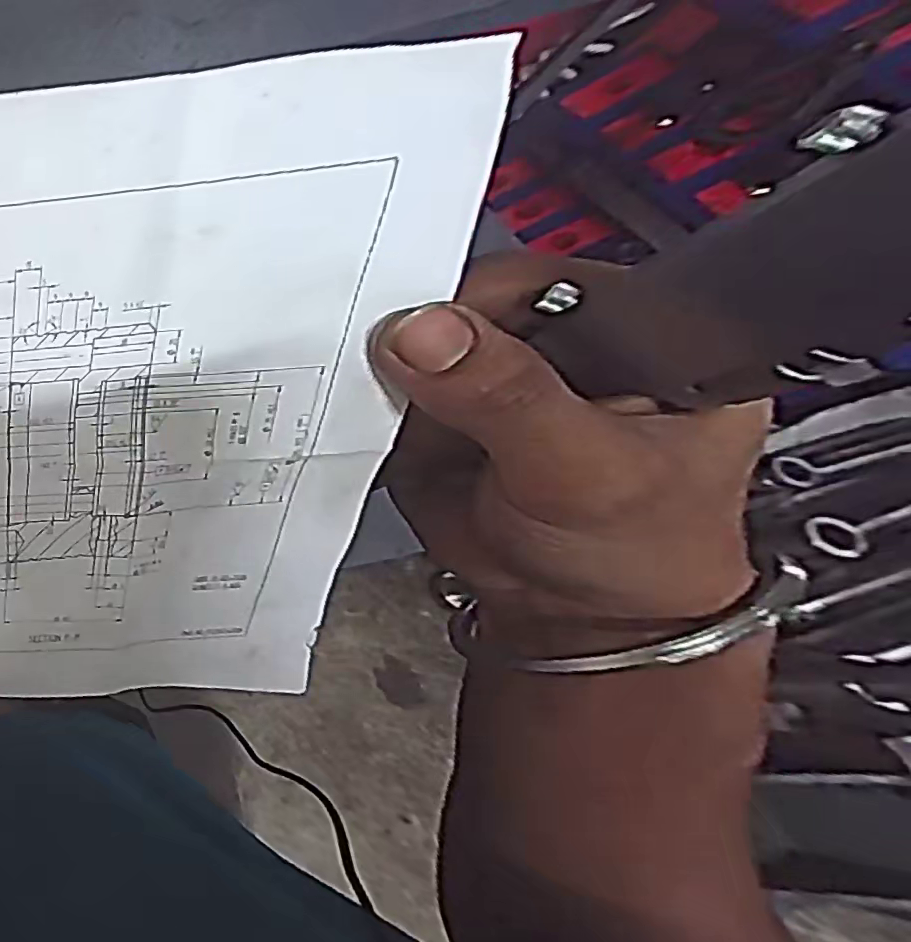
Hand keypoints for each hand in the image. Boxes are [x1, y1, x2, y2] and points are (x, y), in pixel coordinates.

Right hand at [370, 252, 767, 630]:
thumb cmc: (629, 544)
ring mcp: (479, 386)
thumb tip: (423, 331)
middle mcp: (544, 347)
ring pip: (408, 353)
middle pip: (454, 310)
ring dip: (376, 376)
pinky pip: (381, 397)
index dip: (462, 300)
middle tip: (378, 372)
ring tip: (372, 411)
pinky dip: (360, 409)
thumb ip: (507, 397)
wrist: (569, 612)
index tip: (411, 337)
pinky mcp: (430, 421)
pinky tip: (358, 423)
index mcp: (622, 327)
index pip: (525, 282)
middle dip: (406, 339)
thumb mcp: (579, 467)